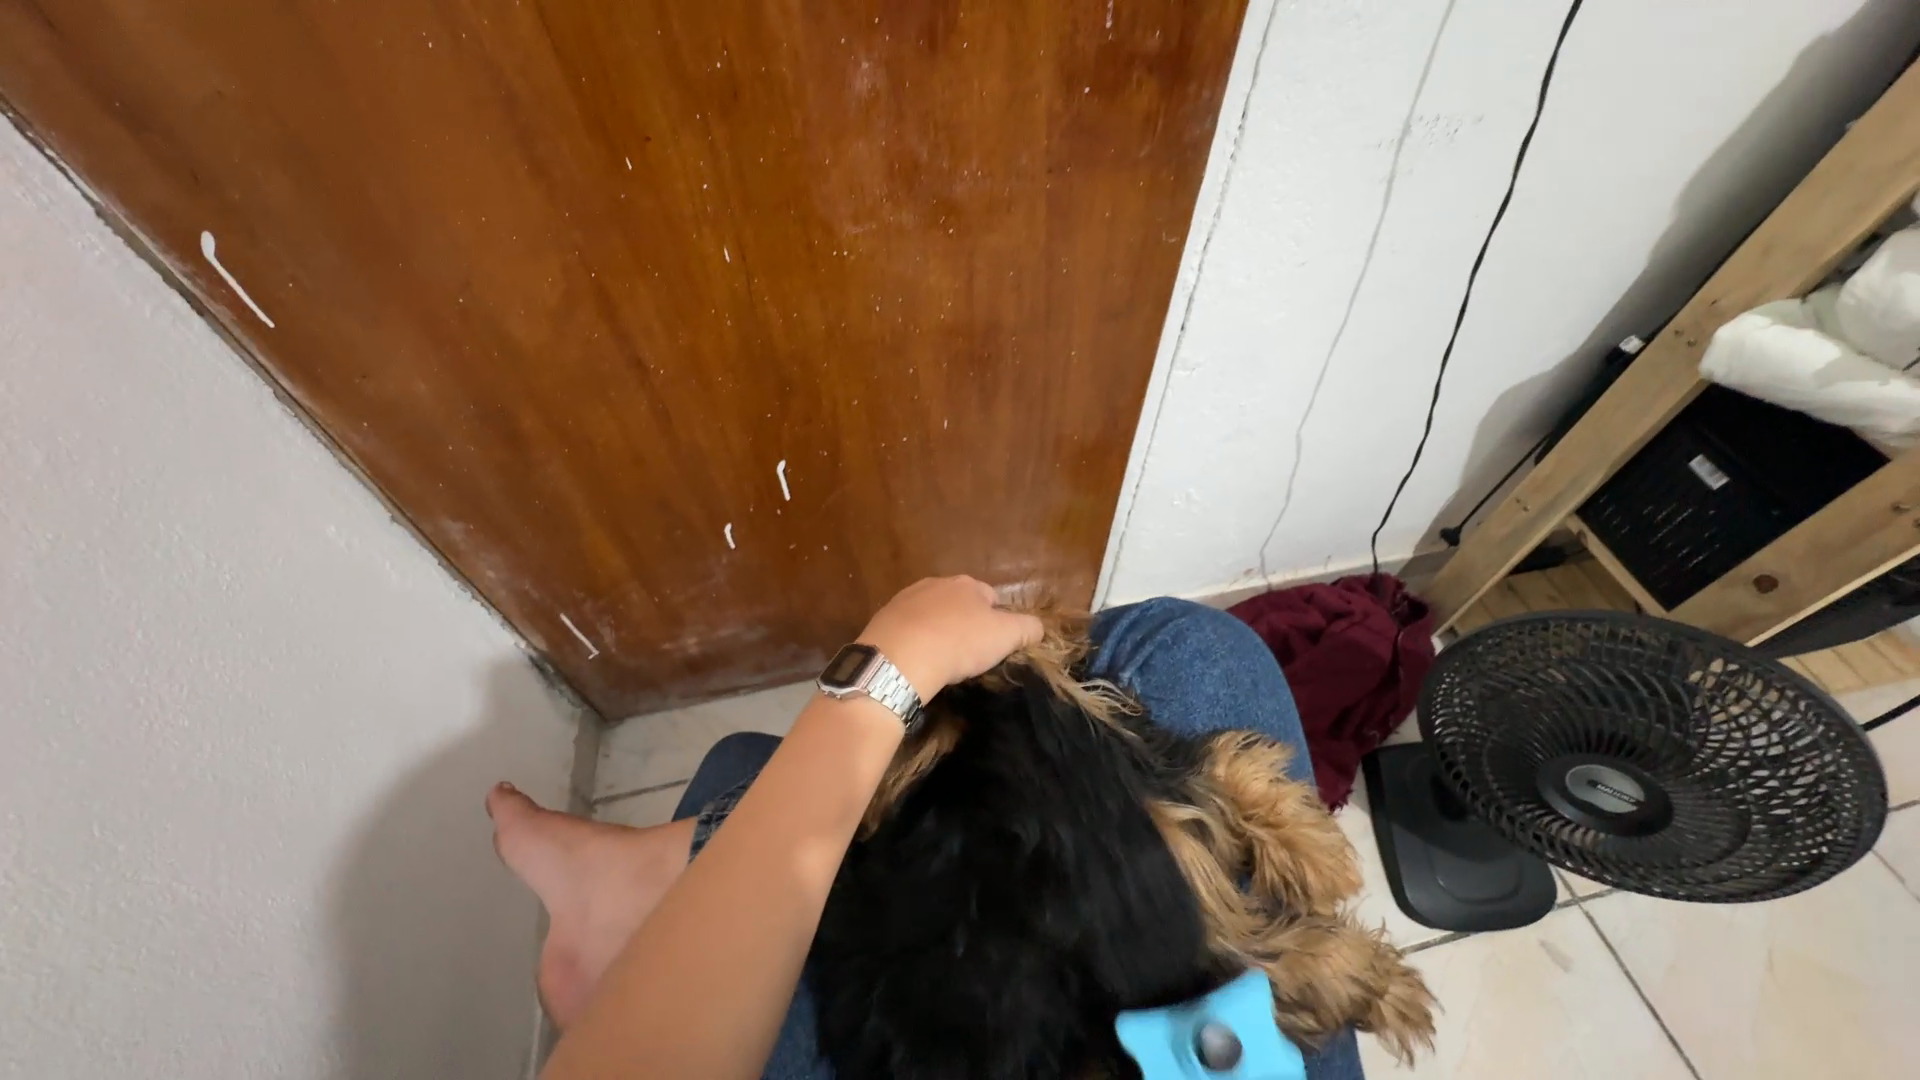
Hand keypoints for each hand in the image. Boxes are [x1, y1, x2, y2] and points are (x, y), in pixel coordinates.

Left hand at [857, 576, 1043, 699]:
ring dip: (937, 631)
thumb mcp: (1006, 636)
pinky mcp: (884, 618)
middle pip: (958, 604)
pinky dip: (914, 641)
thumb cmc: (959, 643)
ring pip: (931, 614)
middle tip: (968, 654)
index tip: (994, 646)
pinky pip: (907, 629)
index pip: (991, 598)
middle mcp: (936, 584)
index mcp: (967, 584)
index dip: (997, 621)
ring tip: (940, 660)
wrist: (900, 657)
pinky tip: (917, 661)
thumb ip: (1028, 628)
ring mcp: (906, 599)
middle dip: (964, 623)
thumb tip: (1038, 628)